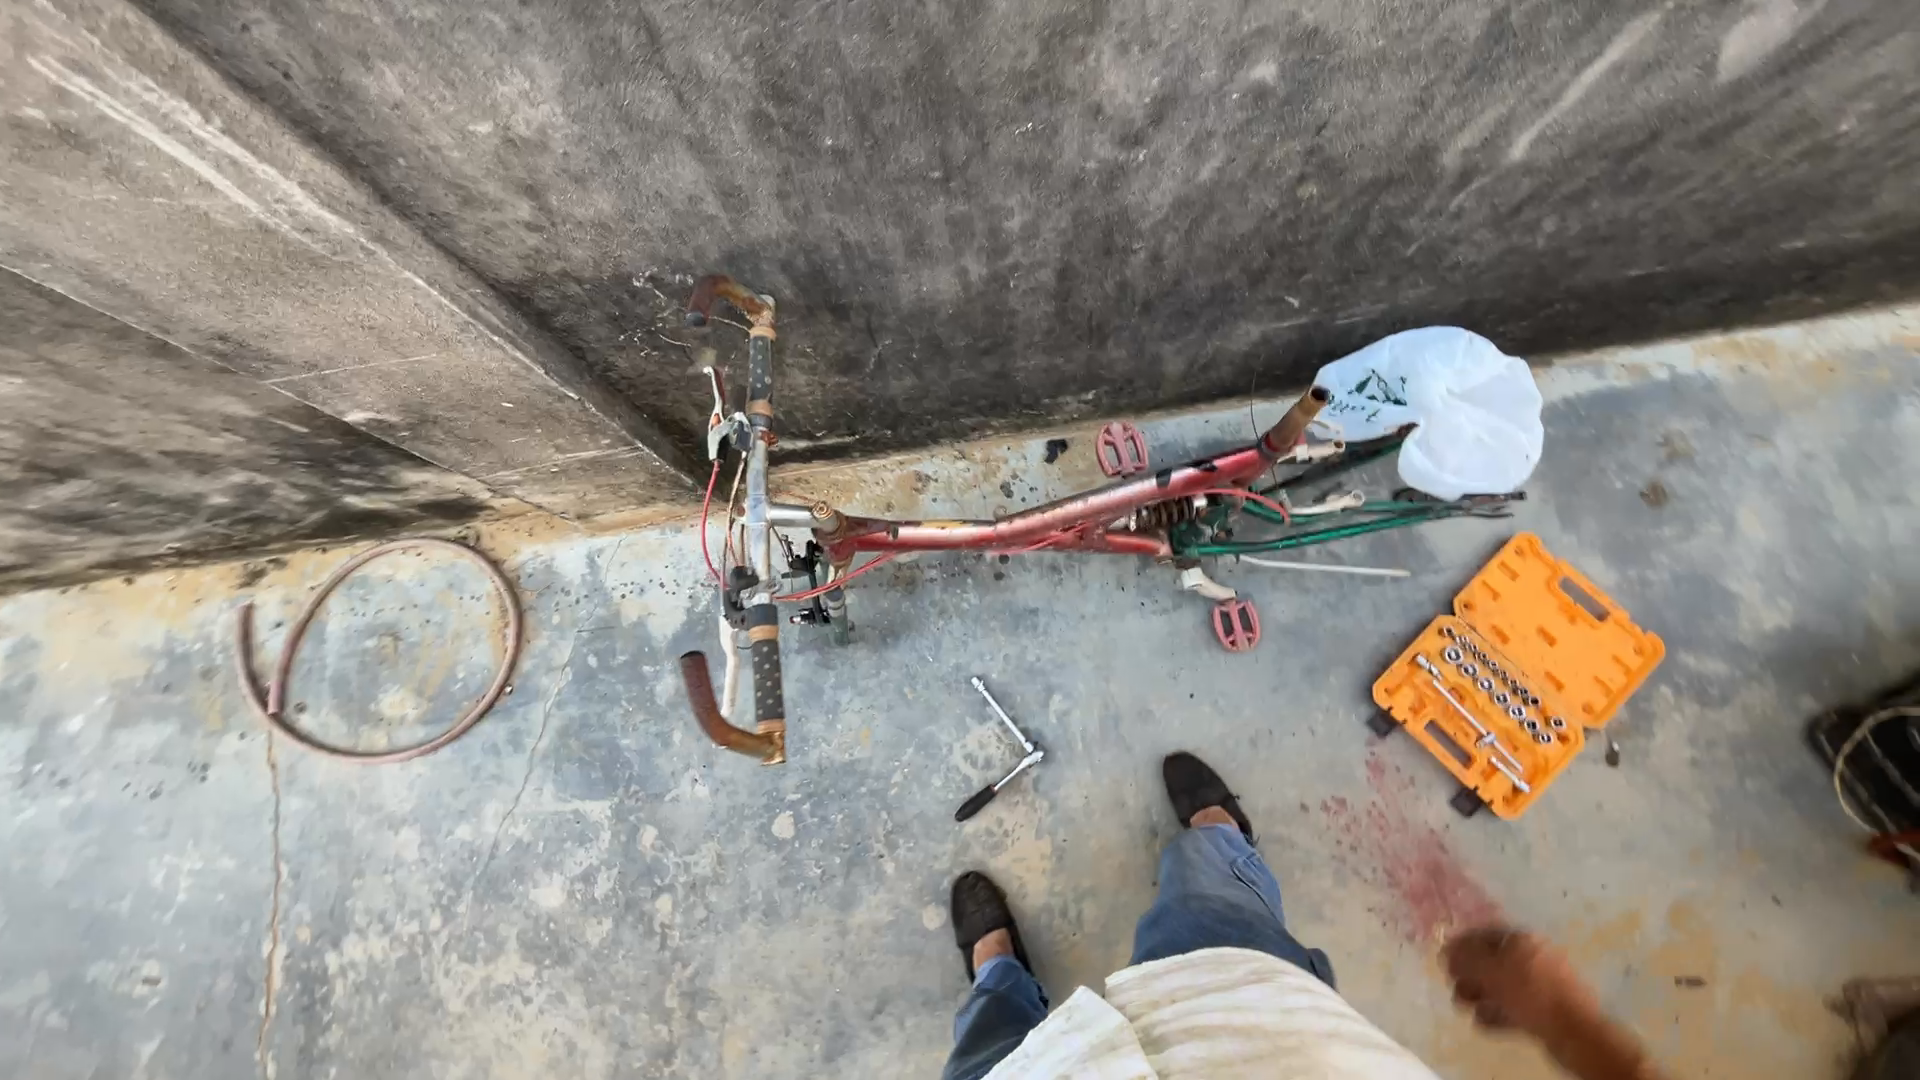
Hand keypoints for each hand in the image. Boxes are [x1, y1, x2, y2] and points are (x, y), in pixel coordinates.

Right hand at [1443, 926, 1599, 1038]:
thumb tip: (1445, 949)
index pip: (1483, 934)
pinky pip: (1517, 1006)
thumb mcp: (1488, 969)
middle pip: (1492, 962)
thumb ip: (1463, 957)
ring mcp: (1544, 985)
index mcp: (1522, 939)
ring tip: (1465, 1008)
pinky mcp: (1549, 1011)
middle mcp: (1534, 957)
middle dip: (1470, 976)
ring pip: (1503, 987)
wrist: (1576, 1034)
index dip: (1460, 945)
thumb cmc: (1529, 992)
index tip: (1445, 961)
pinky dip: (1498, 1012)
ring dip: (1481, 996)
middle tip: (1455, 988)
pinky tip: (1483, 1022)